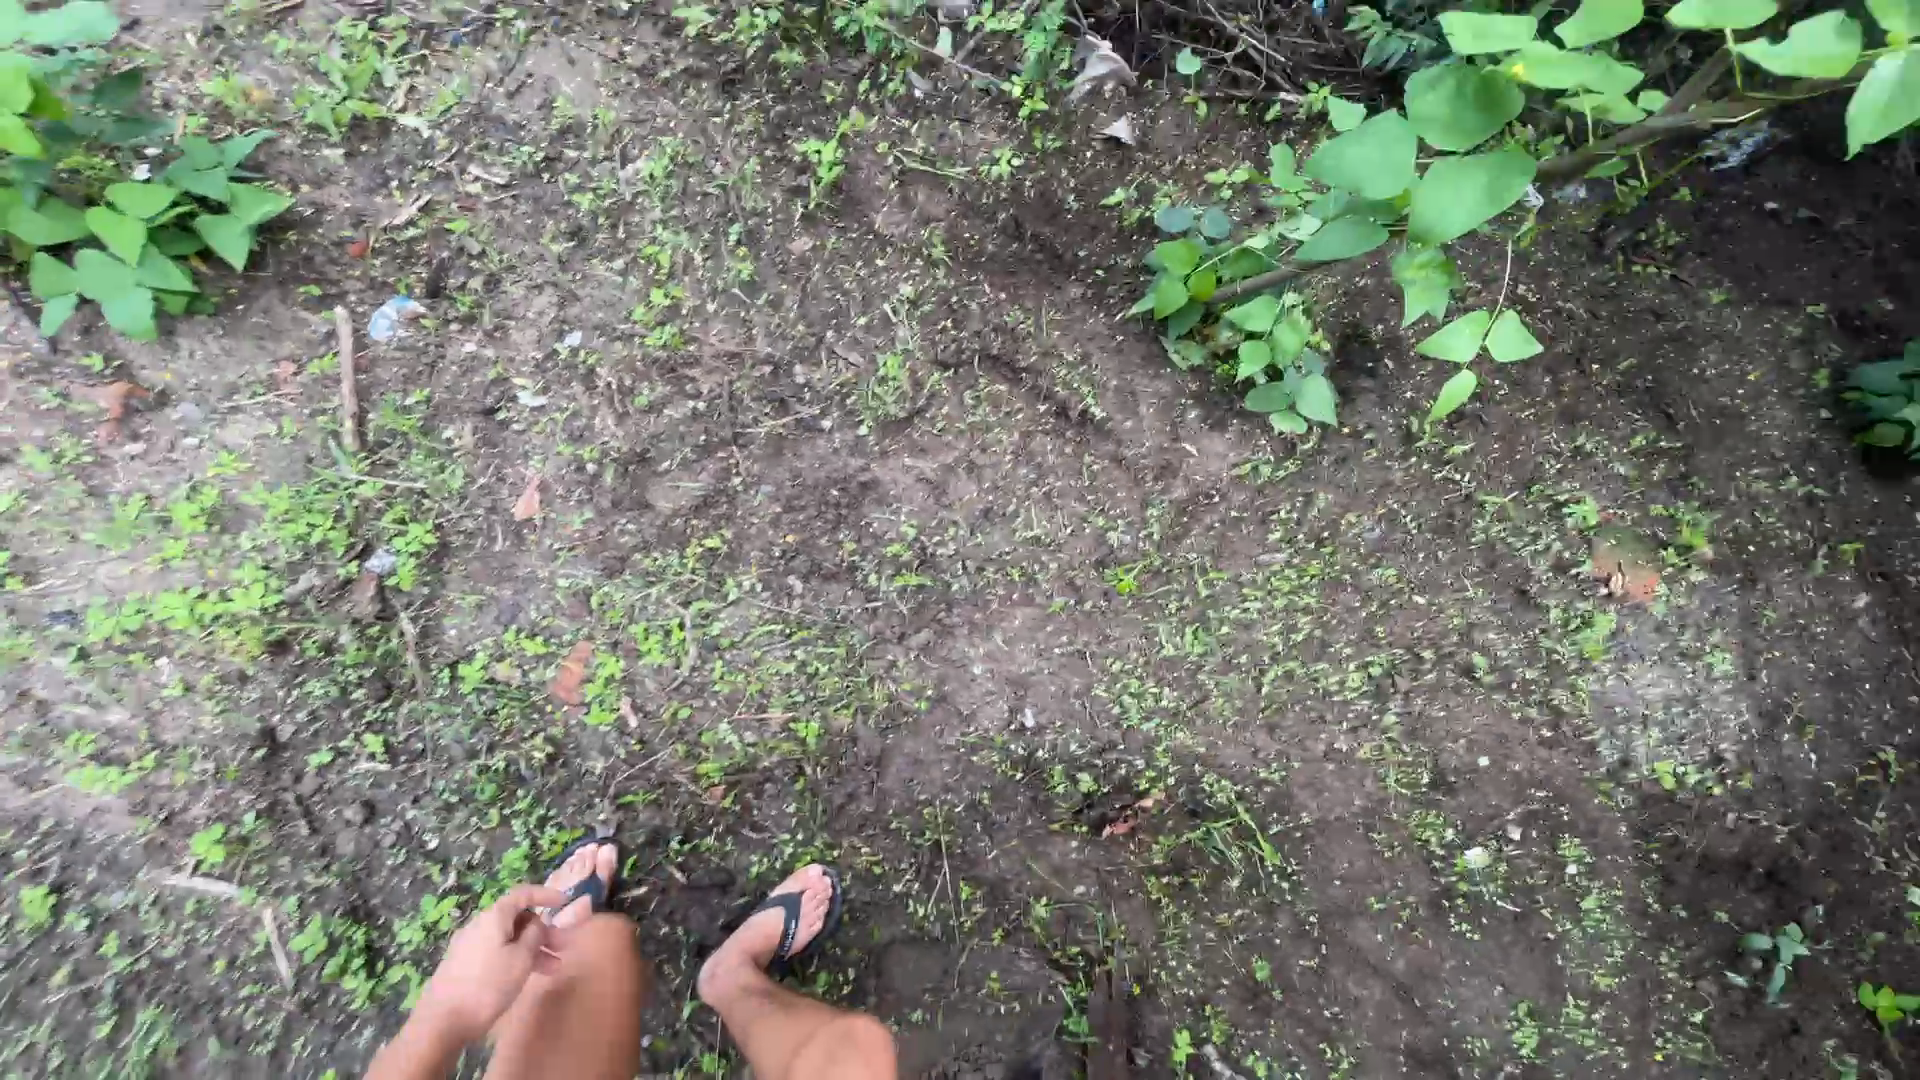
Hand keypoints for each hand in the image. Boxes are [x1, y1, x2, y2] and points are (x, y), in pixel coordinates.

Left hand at [409, 884, 568, 1045]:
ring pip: (509, 939)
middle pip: (518, 919)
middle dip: (544, 931)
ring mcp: (469, 947)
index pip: (524, 894)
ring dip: (533, 949)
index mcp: (494, 917)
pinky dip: (515, 959)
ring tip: (553, 969)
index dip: (546, 895)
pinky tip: (527, 976)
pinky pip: (497, 953)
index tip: (565, 902)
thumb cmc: (487, 985)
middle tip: (563, 946)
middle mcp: (480, 926)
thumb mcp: (522, 957)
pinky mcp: (463, 967)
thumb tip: (536, 924)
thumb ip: (535, 934)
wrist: (439, 1025)